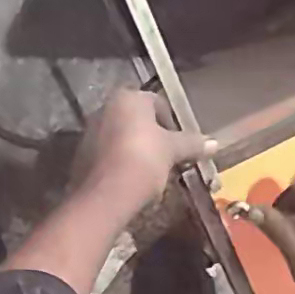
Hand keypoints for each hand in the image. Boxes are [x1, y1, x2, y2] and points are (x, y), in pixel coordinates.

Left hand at [74, 90, 212, 215]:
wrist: (105, 194)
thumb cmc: (143, 159)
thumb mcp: (172, 150)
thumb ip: (191, 143)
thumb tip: (214, 143)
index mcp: (126, 98)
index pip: (156, 103)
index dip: (172, 122)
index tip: (180, 143)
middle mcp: (103, 109)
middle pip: (136, 121)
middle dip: (152, 137)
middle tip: (167, 157)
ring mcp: (88, 134)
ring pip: (120, 139)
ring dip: (135, 151)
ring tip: (150, 172)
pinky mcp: (80, 158)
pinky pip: (106, 156)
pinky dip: (119, 164)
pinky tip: (130, 180)